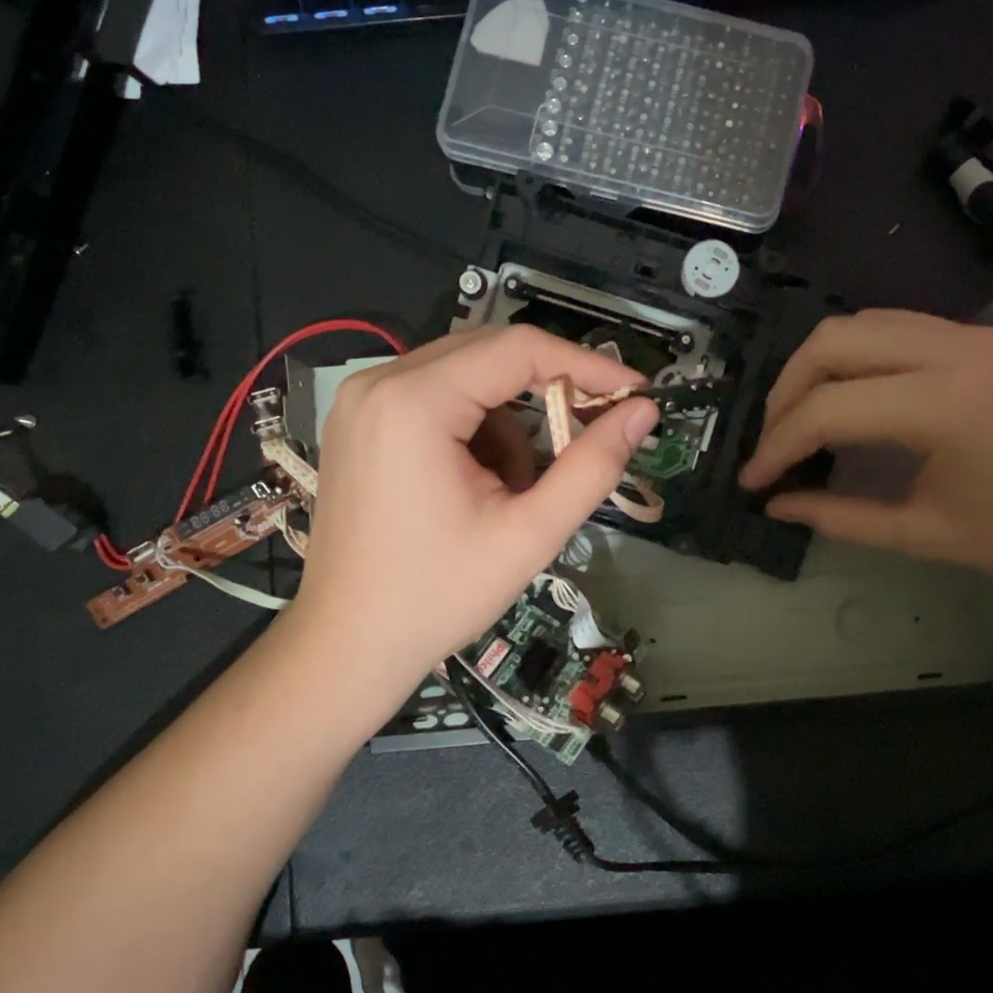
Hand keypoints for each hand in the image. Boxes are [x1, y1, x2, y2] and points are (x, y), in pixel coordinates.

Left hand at [283, 325, 657, 706]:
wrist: (349, 643)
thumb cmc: (438, 595)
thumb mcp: (528, 535)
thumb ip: (592, 467)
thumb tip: (643, 413)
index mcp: (415, 401)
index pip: (518, 348)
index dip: (587, 365)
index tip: (636, 394)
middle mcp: (380, 381)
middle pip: (490, 354)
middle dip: (547, 393)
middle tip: (593, 433)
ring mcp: (362, 400)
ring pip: (466, 378)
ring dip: (508, 422)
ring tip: (516, 491)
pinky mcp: (359, 422)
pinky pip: (435, 399)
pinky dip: (474, 431)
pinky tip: (477, 488)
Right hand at [738, 310, 992, 610]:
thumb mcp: (928, 535)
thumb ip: (840, 516)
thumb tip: (777, 504)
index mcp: (948, 402)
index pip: (829, 407)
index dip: (776, 445)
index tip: (752, 482)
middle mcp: (961, 348)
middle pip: (837, 339)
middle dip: (787, 390)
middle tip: (772, 443)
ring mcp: (983, 335)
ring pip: (869, 323)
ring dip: (822, 366)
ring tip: (803, 420)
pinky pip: (906, 330)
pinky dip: (863, 359)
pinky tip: (855, 401)